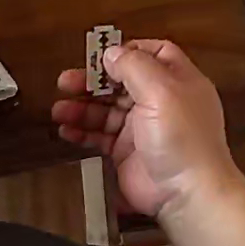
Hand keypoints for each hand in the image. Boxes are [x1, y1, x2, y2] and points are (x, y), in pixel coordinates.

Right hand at [50, 40, 243, 218]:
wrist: (185, 193)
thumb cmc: (183, 142)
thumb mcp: (161, 91)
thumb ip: (134, 66)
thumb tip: (111, 53)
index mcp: (176, 82)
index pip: (152, 55)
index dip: (126, 52)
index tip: (100, 55)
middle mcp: (160, 103)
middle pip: (120, 83)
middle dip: (92, 81)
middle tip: (66, 82)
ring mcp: (142, 129)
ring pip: (106, 111)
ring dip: (81, 108)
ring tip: (59, 110)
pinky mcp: (127, 153)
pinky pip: (100, 137)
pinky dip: (82, 132)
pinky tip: (66, 130)